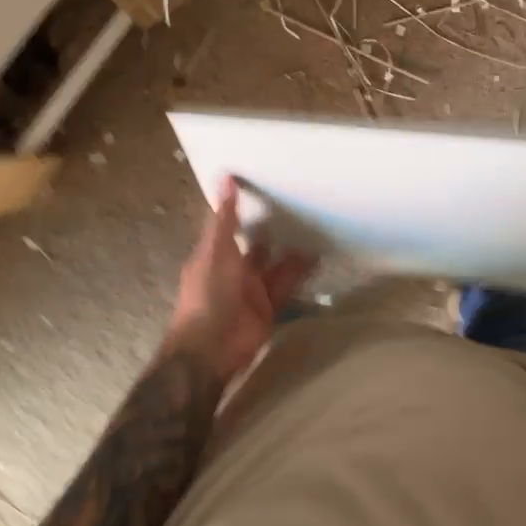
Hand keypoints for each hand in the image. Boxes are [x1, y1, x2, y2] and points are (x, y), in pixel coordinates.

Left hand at [168, 177, 317, 381]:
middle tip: (302, 208)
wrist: (211, 349)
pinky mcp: (269, 308)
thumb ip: (225, 217)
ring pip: (276, 266)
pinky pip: (288, 286)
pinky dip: (301, 274)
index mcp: (215, 254)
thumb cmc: (207, 294)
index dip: (245, 210)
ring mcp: (252, 291)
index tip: (267, 187)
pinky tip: (318, 258)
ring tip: (317, 230)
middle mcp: (234, 270)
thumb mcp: (215, 250)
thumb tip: (226, 176)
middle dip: (275, 232)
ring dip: (293, 252)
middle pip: (258, 247)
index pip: (231, 226)